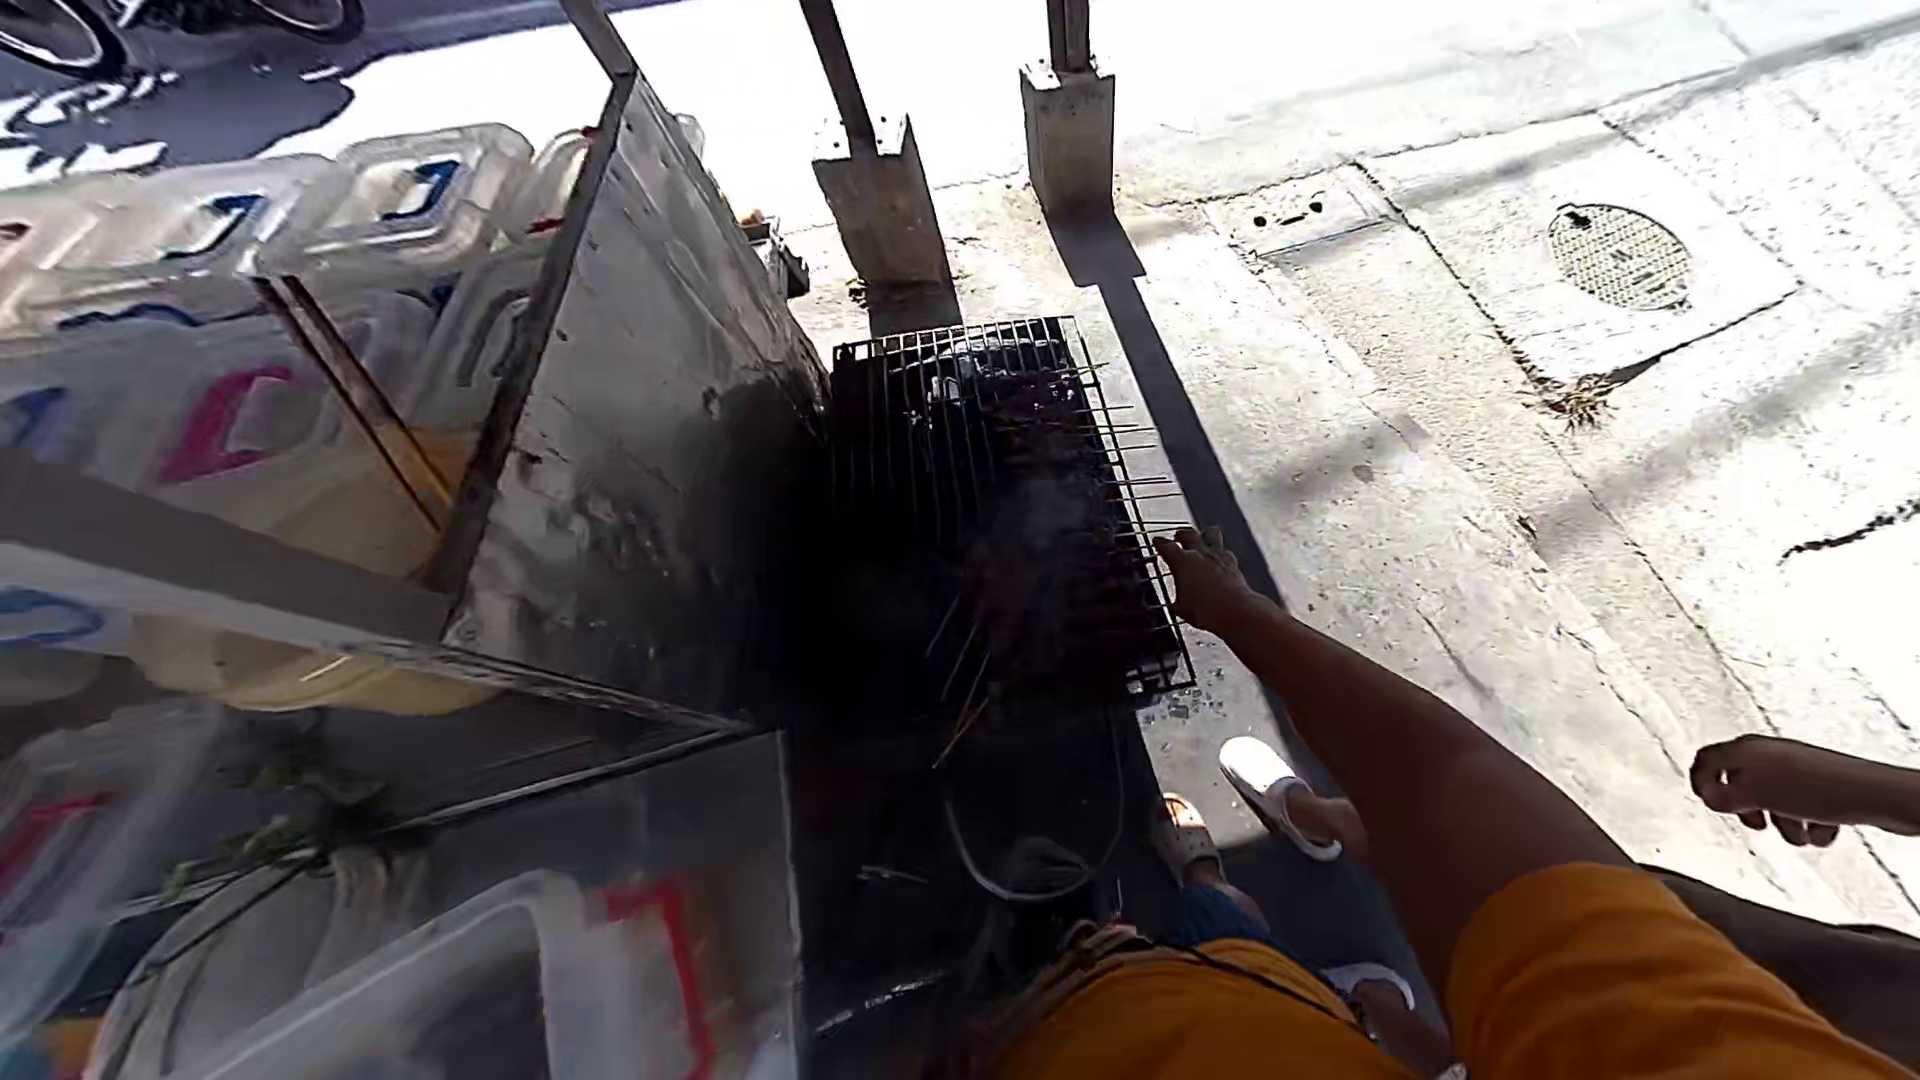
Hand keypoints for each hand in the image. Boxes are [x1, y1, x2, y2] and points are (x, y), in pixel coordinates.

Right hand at [1152, 526, 1271, 635]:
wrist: (1236, 612)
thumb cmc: (1206, 610)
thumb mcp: (1181, 609)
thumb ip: (1176, 602)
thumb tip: (1176, 606)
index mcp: (1181, 561)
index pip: (1165, 545)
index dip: (1159, 543)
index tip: (1157, 542)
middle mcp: (1199, 554)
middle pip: (1188, 533)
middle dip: (1181, 534)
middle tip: (1178, 536)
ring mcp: (1219, 556)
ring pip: (1211, 533)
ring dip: (1204, 535)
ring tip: (1201, 540)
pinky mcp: (1234, 564)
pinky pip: (1226, 551)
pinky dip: (1221, 554)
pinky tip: (1219, 562)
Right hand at [1689, 735, 1898, 845]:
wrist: (1882, 796)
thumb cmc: (1816, 790)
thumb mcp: (1754, 796)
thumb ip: (1723, 798)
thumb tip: (1711, 800)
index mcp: (1743, 748)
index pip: (1706, 760)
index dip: (1700, 781)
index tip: (1704, 799)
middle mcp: (1768, 752)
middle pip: (1741, 779)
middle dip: (1746, 806)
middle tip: (1751, 822)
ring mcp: (1799, 765)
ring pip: (1774, 793)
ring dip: (1779, 817)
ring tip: (1793, 836)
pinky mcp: (1826, 780)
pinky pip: (1803, 798)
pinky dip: (1806, 818)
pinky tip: (1816, 833)